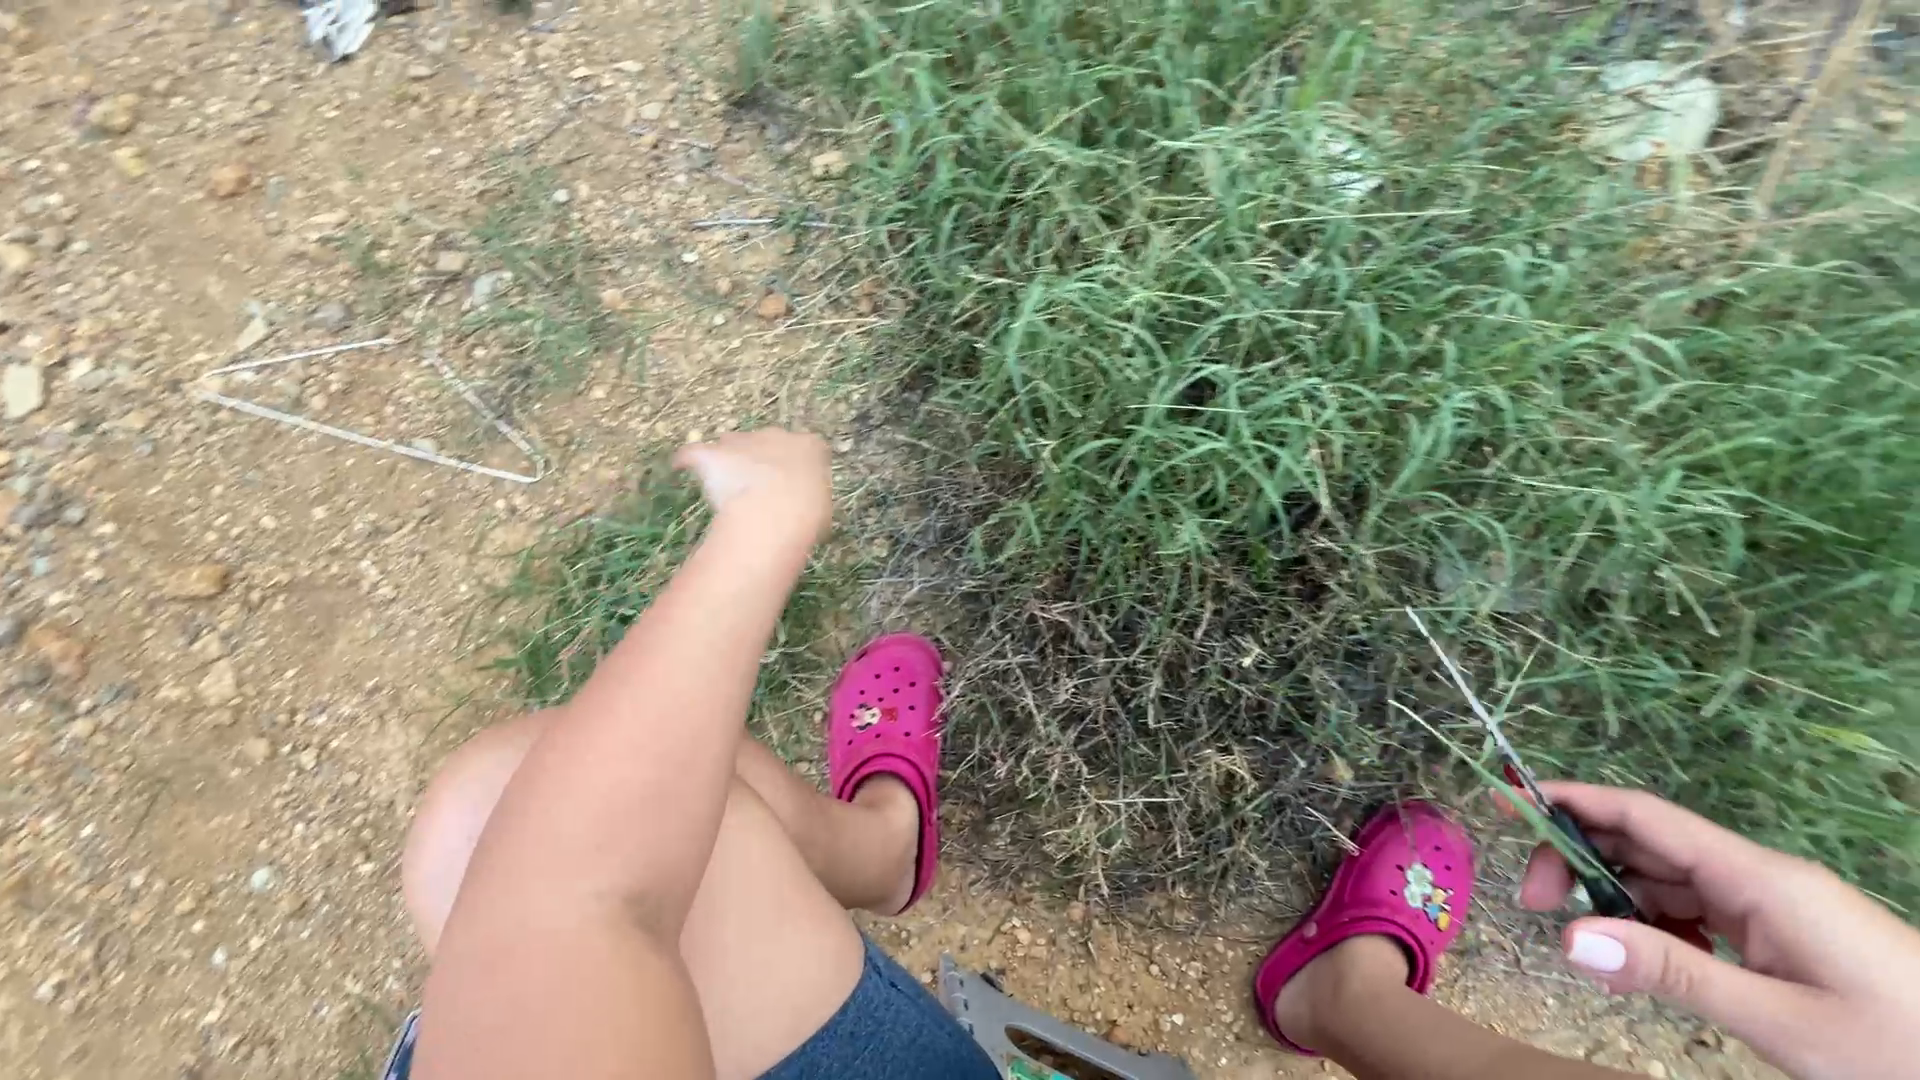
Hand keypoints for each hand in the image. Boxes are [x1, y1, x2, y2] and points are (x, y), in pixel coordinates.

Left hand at [672, 428, 832, 540]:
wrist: (775, 513)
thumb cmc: (807, 515)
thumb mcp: (821, 510)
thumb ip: (810, 500)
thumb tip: (802, 511)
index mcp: (809, 447)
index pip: (805, 446)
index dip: (795, 464)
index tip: (792, 482)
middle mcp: (776, 435)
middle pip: (764, 440)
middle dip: (760, 458)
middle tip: (758, 486)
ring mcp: (742, 441)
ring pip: (731, 443)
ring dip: (728, 459)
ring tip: (723, 482)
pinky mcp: (712, 454)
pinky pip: (694, 452)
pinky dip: (687, 459)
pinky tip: (681, 467)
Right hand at [1518, 782, 1919, 1079]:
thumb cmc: (1906, 1051)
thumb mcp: (1783, 1022)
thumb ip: (1672, 973)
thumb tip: (1568, 940)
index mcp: (1756, 877)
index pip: (1642, 816)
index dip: (1569, 799)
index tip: (1506, 797)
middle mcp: (1755, 878)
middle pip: (1643, 844)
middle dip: (1579, 861)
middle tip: (1535, 904)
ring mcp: (1768, 906)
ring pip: (1663, 880)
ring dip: (1613, 900)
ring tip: (1582, 939)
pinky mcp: (1779, 935)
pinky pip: (1694, 912)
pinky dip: (1654, 927)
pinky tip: (1645, 960)